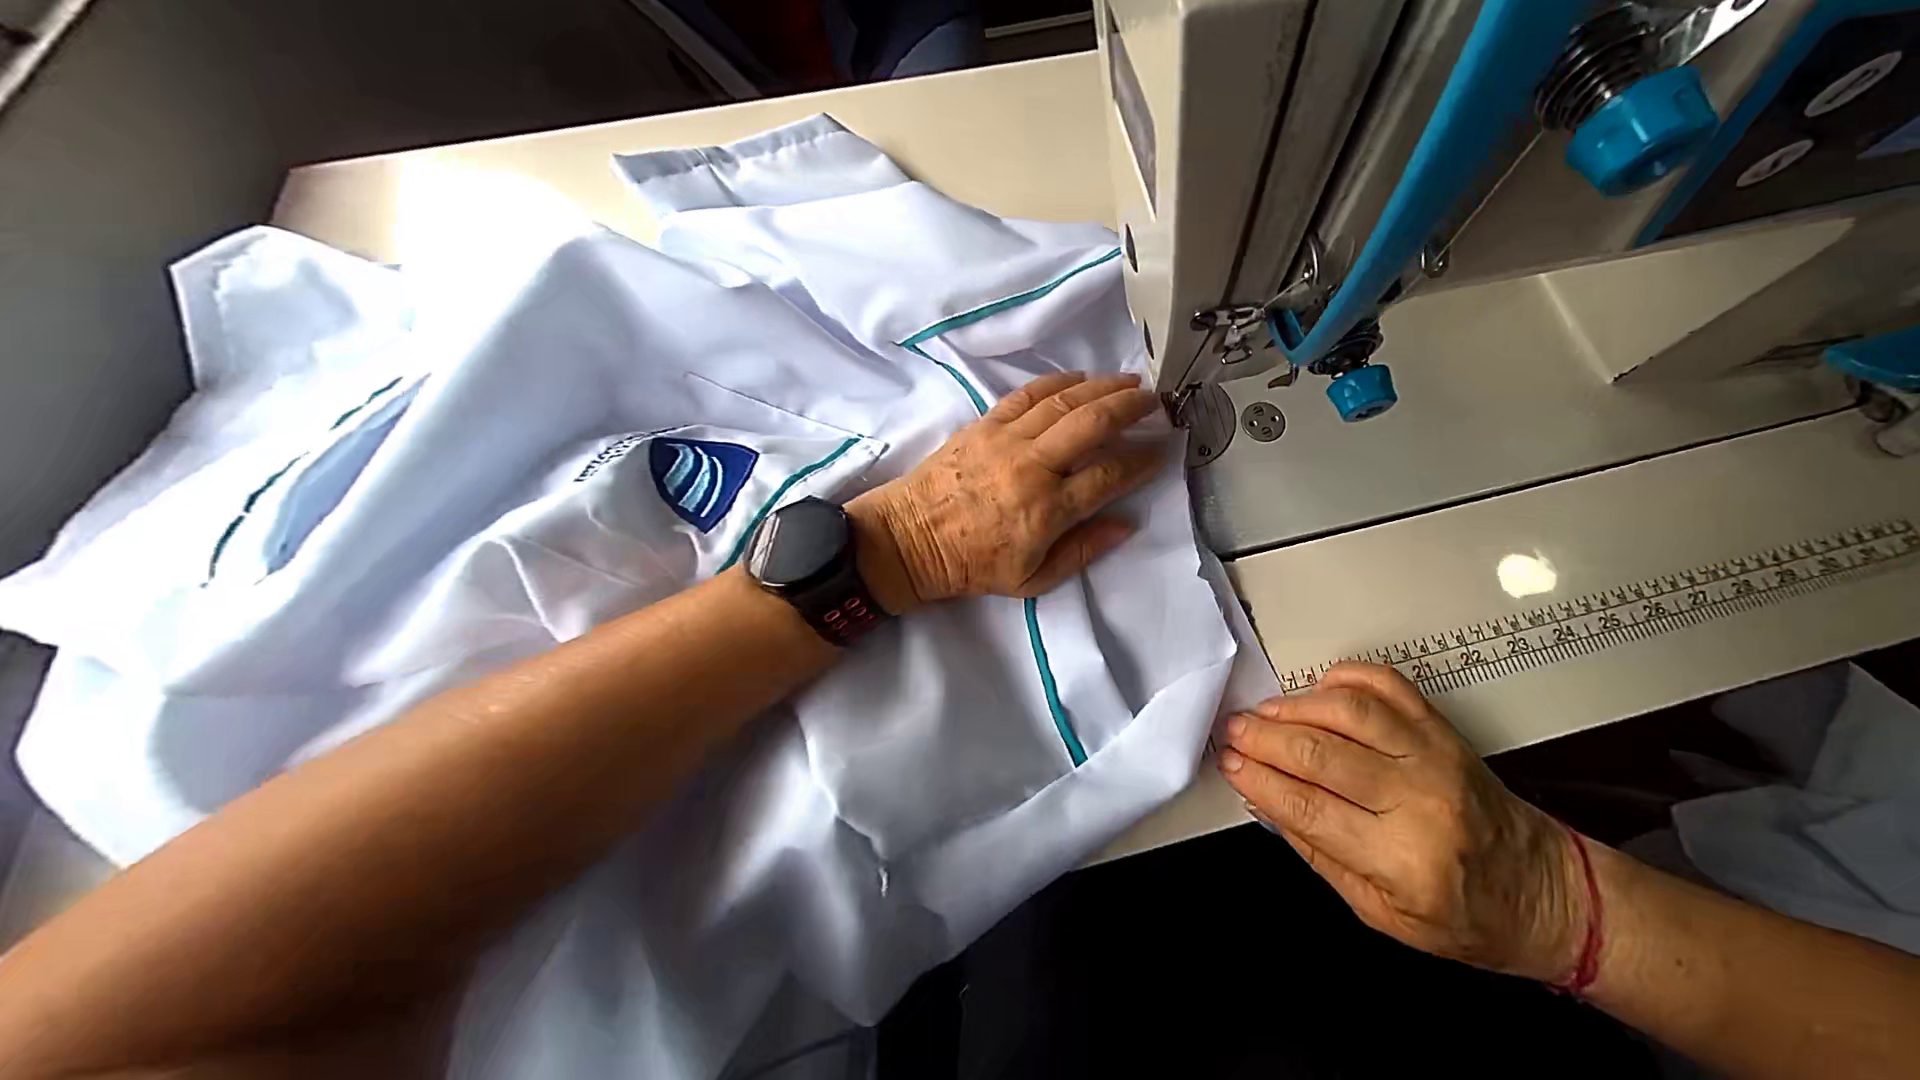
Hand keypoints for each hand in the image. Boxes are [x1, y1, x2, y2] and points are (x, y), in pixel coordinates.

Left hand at [847, 371, 1165, 613]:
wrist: (911, 539)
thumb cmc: (972, 565)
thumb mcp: (1033, 580)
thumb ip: (1083, 552)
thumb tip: (1125, 523)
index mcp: (1047, 510)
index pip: (1109, 475)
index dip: (1141, 461)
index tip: (1159, 452)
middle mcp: (1032, 467)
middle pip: (1093, 424)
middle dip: (1130, 407)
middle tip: (1154, 401)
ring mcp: (1006, 441)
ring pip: (1064, 402)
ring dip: (1102, 388)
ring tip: (1128, 384)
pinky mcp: (984, 425)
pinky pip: (1027, 394)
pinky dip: (1057, 382)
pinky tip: (1080, 378)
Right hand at [1218, 662, 1587, 981]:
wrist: (1546, 893)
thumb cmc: (1465, 913)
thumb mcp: (1379, 912)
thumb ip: (1315, 851)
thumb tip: (1263, 798)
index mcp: (1405, 861)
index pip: (1305, 807)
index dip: (1256, 779)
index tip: (1228, 764)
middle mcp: (1422, 802)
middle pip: (1318, 754)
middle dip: (1261, 739)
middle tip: (1233, 732)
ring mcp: (1436, 759)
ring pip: (1348, 713)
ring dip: (1294, 707)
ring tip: (1264, 713)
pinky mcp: (1443, 732)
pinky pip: (1388, 686)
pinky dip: (1346, 677)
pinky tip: (1318, 689)